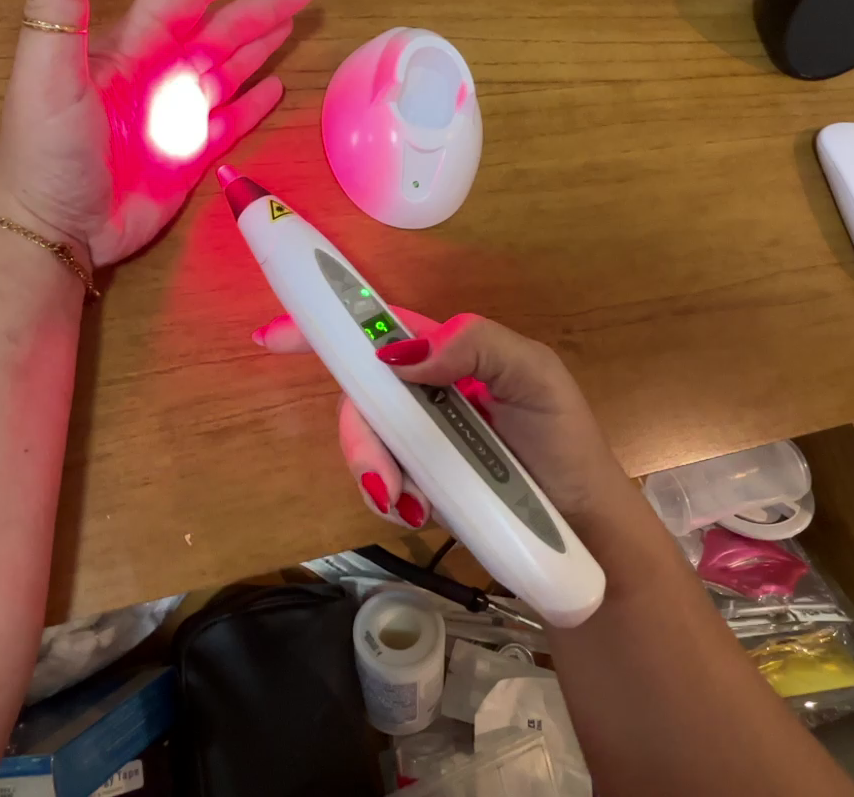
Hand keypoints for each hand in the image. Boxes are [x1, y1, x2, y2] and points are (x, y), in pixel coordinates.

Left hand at [0, 0, 313, 265]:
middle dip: (259, 8)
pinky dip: (253, 105)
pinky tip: (277, 87)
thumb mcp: (47, 68)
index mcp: (128, 49)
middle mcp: (157, 76)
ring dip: (260, 46)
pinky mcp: (189, 159)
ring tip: (295, 22)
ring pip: (229, 73)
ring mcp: (175, 119)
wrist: (54, 229)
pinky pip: (229, 124)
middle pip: (218, 33)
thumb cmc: (49, 150)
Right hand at [255, 310, 632, 529]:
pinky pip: (382, 480)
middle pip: (360, 395)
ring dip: (375, 473)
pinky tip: (418, 512)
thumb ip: (475, 345)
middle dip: (358, 436)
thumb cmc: (563, 441)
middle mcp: (424, 390)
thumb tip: (395, 352)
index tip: (274, 336)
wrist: (580, 529)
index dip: (327, 324)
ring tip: (410, 505)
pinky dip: (390, 496)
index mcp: (448, 351)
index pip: (379, 328)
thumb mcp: (534, 375)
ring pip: (366, 442)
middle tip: (380, 480)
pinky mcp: (419, 482)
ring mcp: (419, 438)